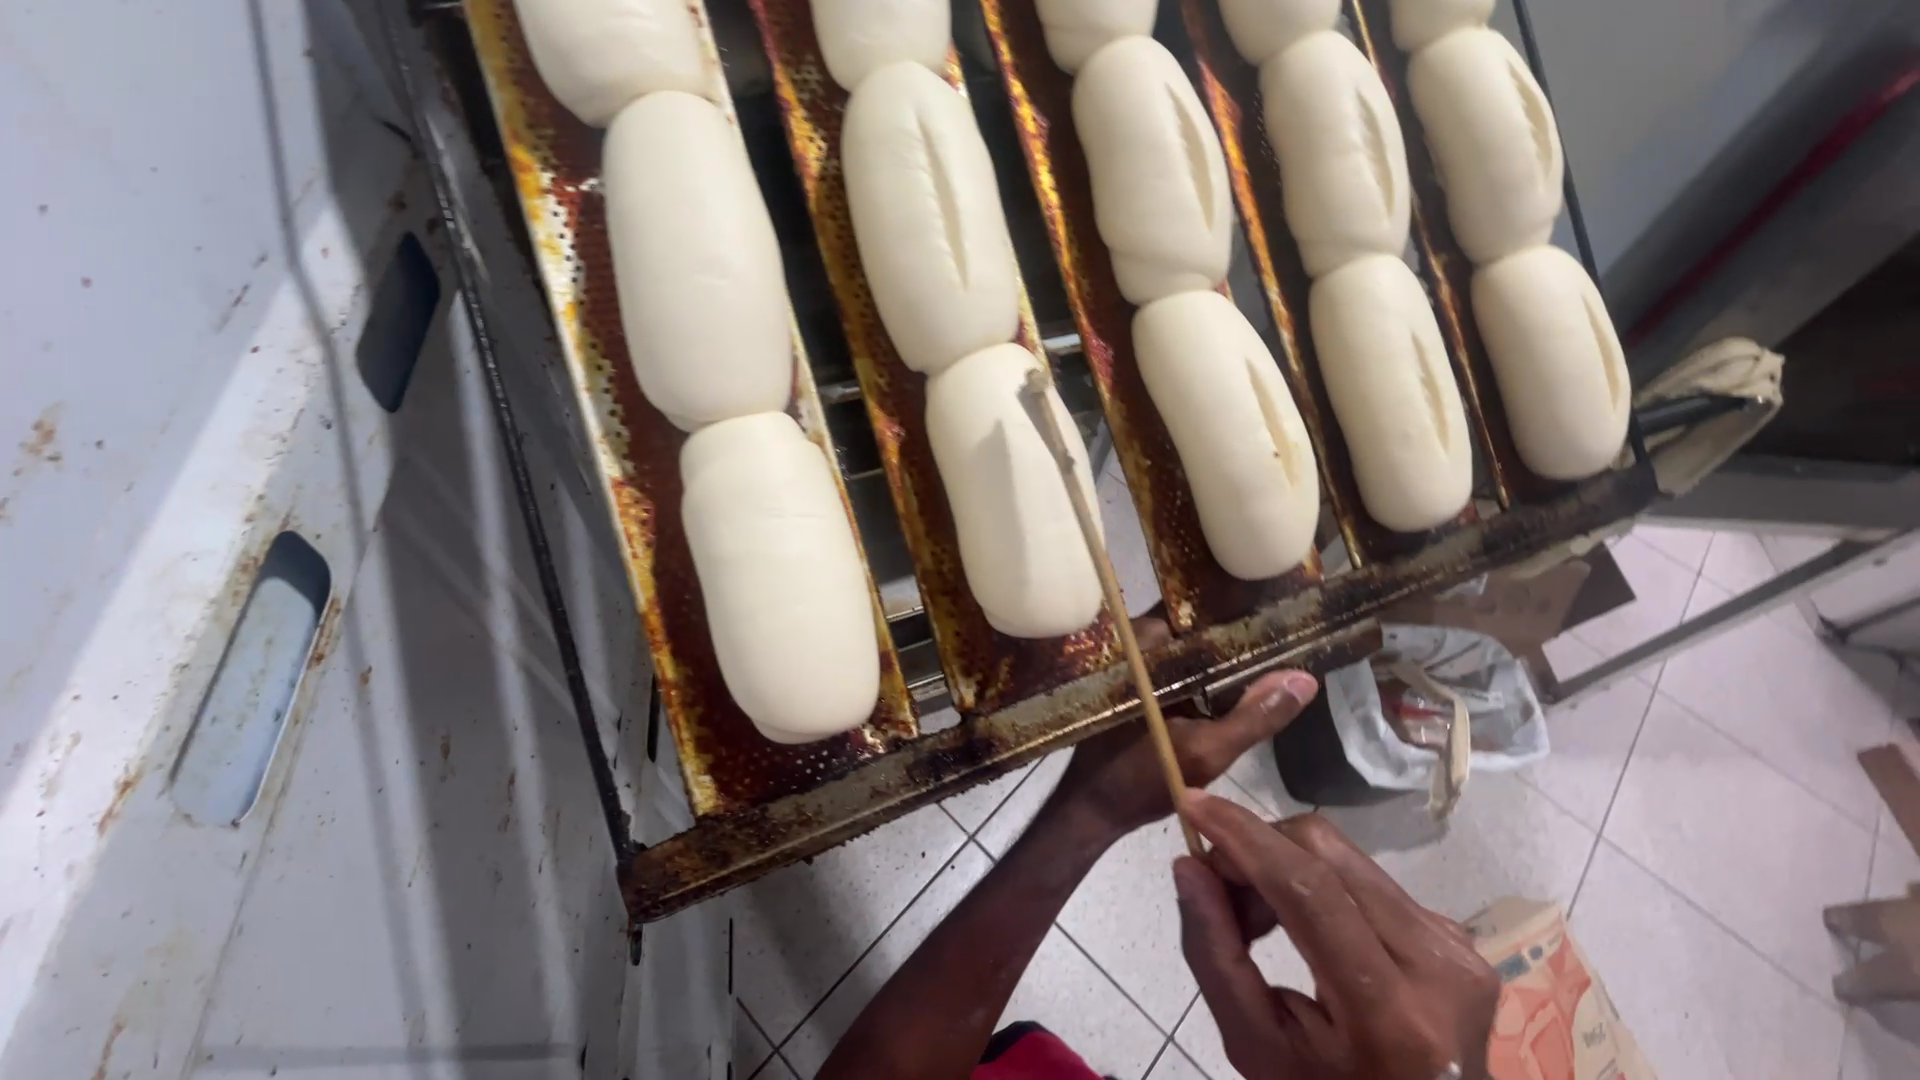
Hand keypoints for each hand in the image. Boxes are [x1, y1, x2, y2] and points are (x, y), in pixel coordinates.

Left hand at [1046, 614, 1318, 840]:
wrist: (1092, 809)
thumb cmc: (1142, 780)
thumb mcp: (1207, 752)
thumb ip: (1254, 716)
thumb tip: (1303, 678)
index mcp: (1139, 649)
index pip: (1195, 609)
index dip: (1237, 609)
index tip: (1279, 611)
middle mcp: (1128, 644)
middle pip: (1193, 625)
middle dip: (1233, 631)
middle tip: (1284, 634)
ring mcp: (1127, 661)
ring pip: (1185, 645)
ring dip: (1219, 652)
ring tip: (1269, 655)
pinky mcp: (1130, 680)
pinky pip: (1173, 663)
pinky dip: (1200, 670)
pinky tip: (1233, 682)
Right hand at [1174, 796, 1500, 1078]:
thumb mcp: (1253, 1045)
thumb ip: (1214, 953)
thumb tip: (1189, 865)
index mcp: (1389, 1016)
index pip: (1308, 889)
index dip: (1245, 837)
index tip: (1194, 805)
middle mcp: (1437, 967)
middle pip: (1326, 853)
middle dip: (1256, 849)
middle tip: (1220, 887)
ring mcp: (1456, 947)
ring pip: (1344, 855)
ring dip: (1282, 863)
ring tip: (1259, 917)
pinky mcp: (1459, 934)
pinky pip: (1366, 877)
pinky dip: (1317, 881)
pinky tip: (1303, 926)